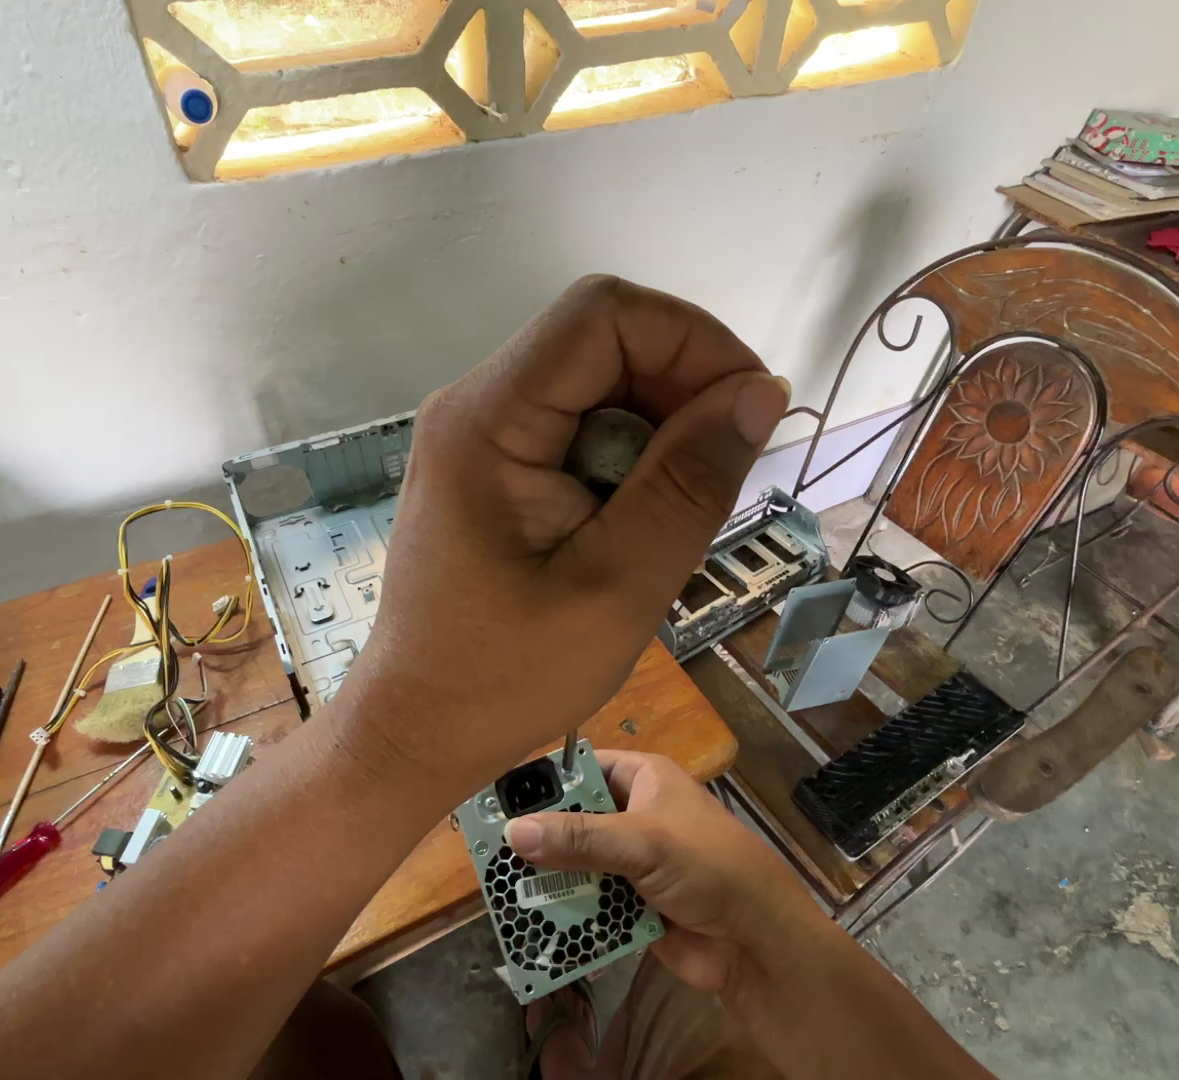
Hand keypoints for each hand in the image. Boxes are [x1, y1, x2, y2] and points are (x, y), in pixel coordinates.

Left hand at [337, 277, 788, 790]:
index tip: (749, 412)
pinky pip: (576, 434)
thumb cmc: (508, 676)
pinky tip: (632, 530)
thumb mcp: (619, 585)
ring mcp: (478, 437)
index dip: (693, 342)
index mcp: (488, 420)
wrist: (420, 728)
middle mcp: (475, 407)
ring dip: (656, 440)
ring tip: (671, 522)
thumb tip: (758, 392)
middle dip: (679, 397)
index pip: (604, 315)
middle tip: (716, 484)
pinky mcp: (490, 470)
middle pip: (602, 347)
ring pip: (597, 391)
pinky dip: (625, 466)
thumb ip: (689, 483)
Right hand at [501, 750, 814, 992]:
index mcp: (643, 779)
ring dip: (551, 881)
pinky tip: (535, 928)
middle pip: (574, 821)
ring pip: (579, 865)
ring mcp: (633, 862)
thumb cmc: (708, 866)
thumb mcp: (643, 842)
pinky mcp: (633, 905)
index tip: (497, 800)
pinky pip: (591, 904)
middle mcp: (635, 815)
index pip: (582, 769)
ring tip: (504, 894)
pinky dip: (570, 915)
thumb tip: (513, 831)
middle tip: (490, 853)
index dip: (543, 782)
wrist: (759, 941)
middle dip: (540, 839)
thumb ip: (579, 837)